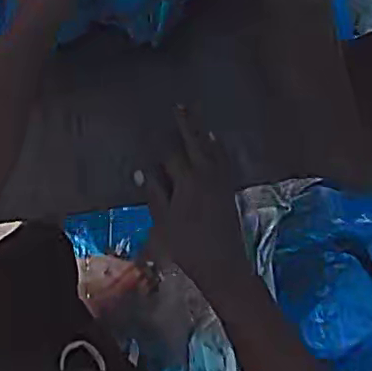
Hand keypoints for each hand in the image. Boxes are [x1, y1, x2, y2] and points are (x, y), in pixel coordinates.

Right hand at [143, 107, 252, 296]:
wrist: (224, 264)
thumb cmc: (188, 246)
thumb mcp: (164, 222)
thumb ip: (154, 193)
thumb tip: (141, 170)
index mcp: (187, 180)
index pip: (171, 154)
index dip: (161, 142)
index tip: (152, 126)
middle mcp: (206, 173)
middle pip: (195, 141)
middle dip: (186, 123)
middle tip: (180, 106)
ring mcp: (221, 179)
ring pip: (211, 147)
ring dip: (202, 131)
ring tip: (196, 118)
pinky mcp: (229, 187)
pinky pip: (223, 158)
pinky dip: (217, 146)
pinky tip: (215, 142)